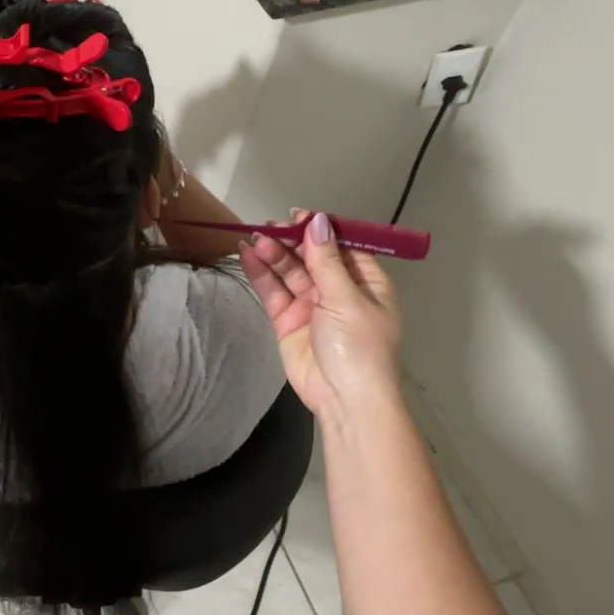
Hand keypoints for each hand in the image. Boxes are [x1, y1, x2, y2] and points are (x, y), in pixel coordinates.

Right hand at [239, 210, 402, 419]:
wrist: (344, 399)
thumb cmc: (359, 347)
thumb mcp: (346, 298)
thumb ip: (327, 260)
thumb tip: (318, 220)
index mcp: (366, 283)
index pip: (342, 247)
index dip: (321, 230)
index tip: (299, 215)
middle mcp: (338, 291)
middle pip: (312, 257)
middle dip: (292, 240)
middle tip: (270, 225)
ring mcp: (311, 306)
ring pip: (290, 272)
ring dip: (274, 254)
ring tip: (256, 237)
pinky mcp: (288, 322)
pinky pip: (274, 292)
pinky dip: (261, 274)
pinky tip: (248, 255)